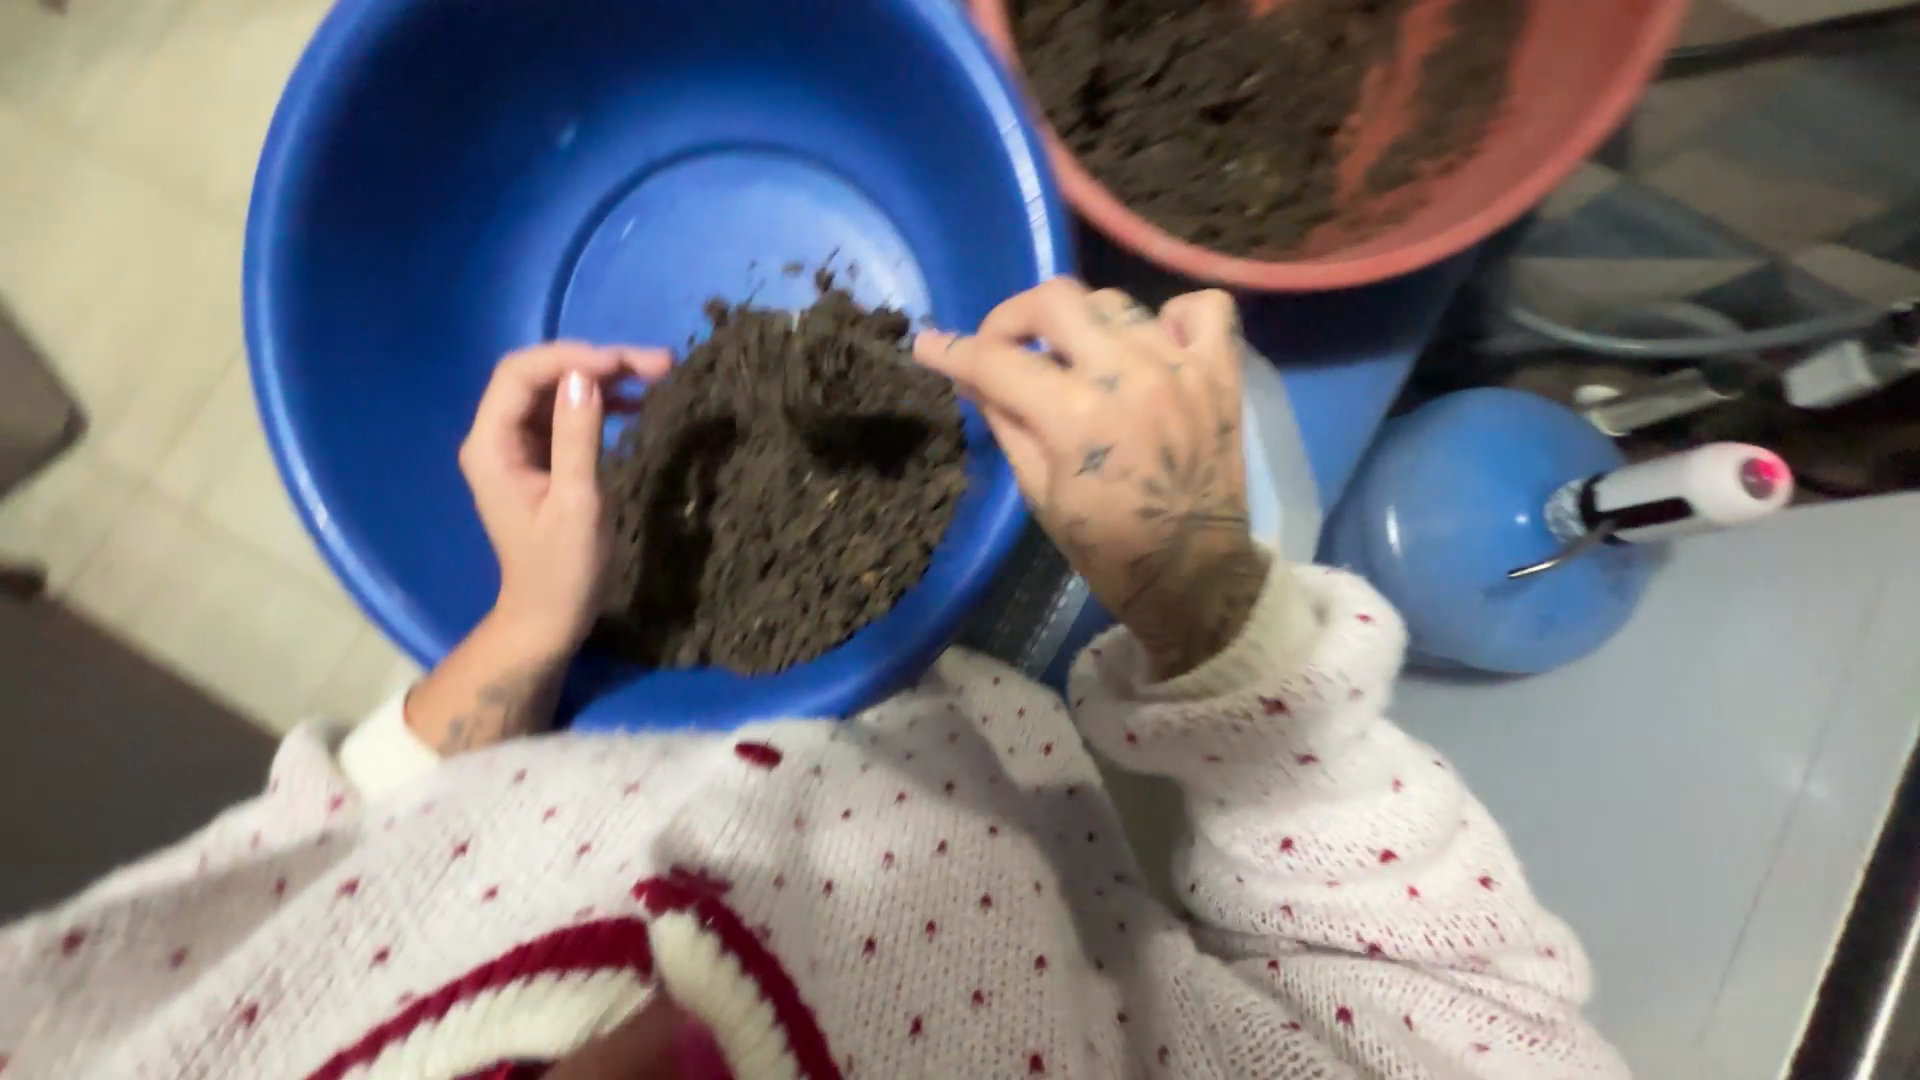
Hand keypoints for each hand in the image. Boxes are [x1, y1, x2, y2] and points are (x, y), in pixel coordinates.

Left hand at [459, 341, 670, 655]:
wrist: (550, 617)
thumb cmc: (563, 568)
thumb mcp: (577, 502)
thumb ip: (578, 437)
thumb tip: (587, 377)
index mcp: (493, 445)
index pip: (522, 375)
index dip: (574, 359)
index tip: (629, 365)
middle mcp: (498, 438)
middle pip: (540, 376)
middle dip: (595, 362)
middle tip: (657, 364)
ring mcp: (519, 449)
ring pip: (556, 392)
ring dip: (603, 379)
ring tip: (655, 376)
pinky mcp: (541, 462)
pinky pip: (566, 417)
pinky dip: (600, 405)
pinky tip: (635, 405)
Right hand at [916, 279, 1269, 677]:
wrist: (1193, 575)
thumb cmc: (1106, 548)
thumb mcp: (1039, 493)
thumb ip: (1007, 424)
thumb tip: (976, 378)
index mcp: (1076, 417)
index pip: (998, 362)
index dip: (951, 351)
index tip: (928, 345)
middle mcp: (1129, 375)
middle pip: (1055, 301)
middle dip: (1011, 318)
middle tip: (1002, 348)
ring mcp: (1181, 367)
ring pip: (1115, 301)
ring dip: (1080, 324)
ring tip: (1074, 356)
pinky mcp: (1221, 372)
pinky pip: (1201, 307)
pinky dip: (1170, 316)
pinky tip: (1151, 345)